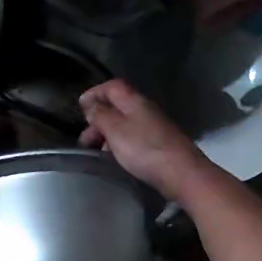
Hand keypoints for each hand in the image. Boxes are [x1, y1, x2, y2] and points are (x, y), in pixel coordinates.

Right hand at [78, 79, 217, 199]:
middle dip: (98, 120)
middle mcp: (146, 110)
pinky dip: (120, 146)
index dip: (94, 92)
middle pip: (117, 107)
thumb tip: (91, 104)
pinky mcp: (160, 145)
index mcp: (135, 101)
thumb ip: (100, 114)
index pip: (112, 86)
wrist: (182, 173)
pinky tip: (116, 160)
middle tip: (85, 140)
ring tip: (97, 154)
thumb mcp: (115, 129)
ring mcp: (155, 128)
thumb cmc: (144, 149)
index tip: (80, 107)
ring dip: (108, 136)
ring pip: (125, 125)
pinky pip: (134, 139)